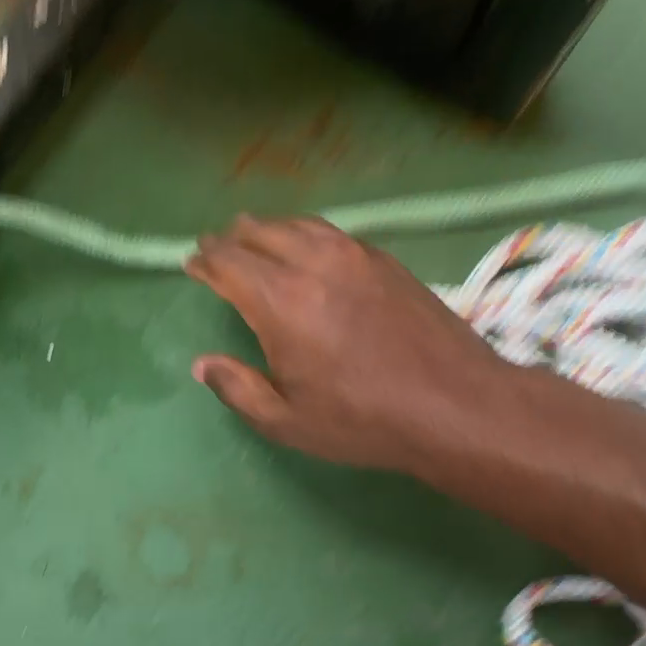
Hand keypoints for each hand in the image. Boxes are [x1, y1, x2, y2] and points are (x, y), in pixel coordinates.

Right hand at [187, 215, 512, 474]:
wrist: (454, 404)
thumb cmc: (360, 419)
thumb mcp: (285, 420)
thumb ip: (237, 388)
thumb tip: (203, 364)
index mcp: (281, 302)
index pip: (229, 264)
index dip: (205, 261)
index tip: (191, 263)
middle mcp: (314, 265)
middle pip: (261, 233)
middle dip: (231, 238)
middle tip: (215, 245)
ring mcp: (355, 257)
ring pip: (299, 225)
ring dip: (268, 227)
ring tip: (253, 234)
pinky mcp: (386, 261)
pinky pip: (332, 233)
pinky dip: (305, 232)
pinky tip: (306, 246)